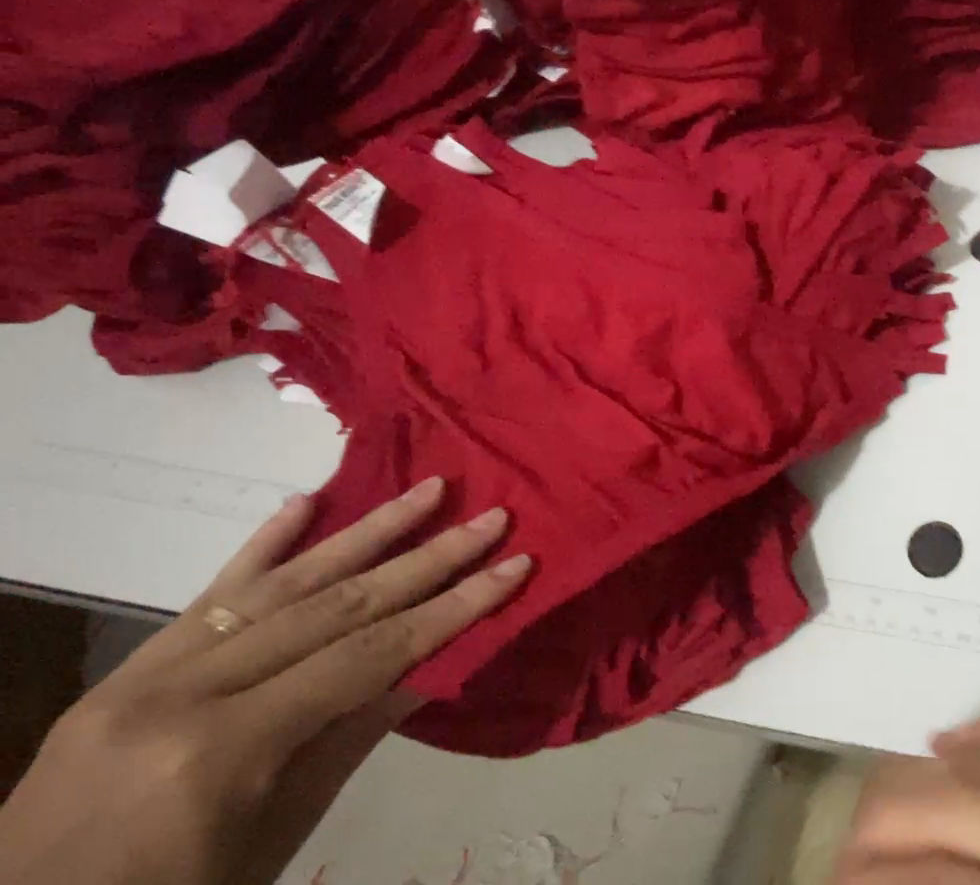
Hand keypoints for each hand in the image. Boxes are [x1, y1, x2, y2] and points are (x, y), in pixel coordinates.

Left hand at [0, 478, 530, 884]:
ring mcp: (142, 677)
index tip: (515, 566)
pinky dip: (260, 548)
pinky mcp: (121, 674)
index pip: (367, 655)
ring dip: (364, 533)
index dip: (451, 608)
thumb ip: (353, 736)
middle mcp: (182, 695)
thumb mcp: (279, 832)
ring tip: (428, 489)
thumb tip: (434, 662)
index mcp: (225, 746)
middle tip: (490, 518)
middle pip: (333, 607)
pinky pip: (203, 600)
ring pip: (278, 586)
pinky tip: (305, 502)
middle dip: (426, 559)